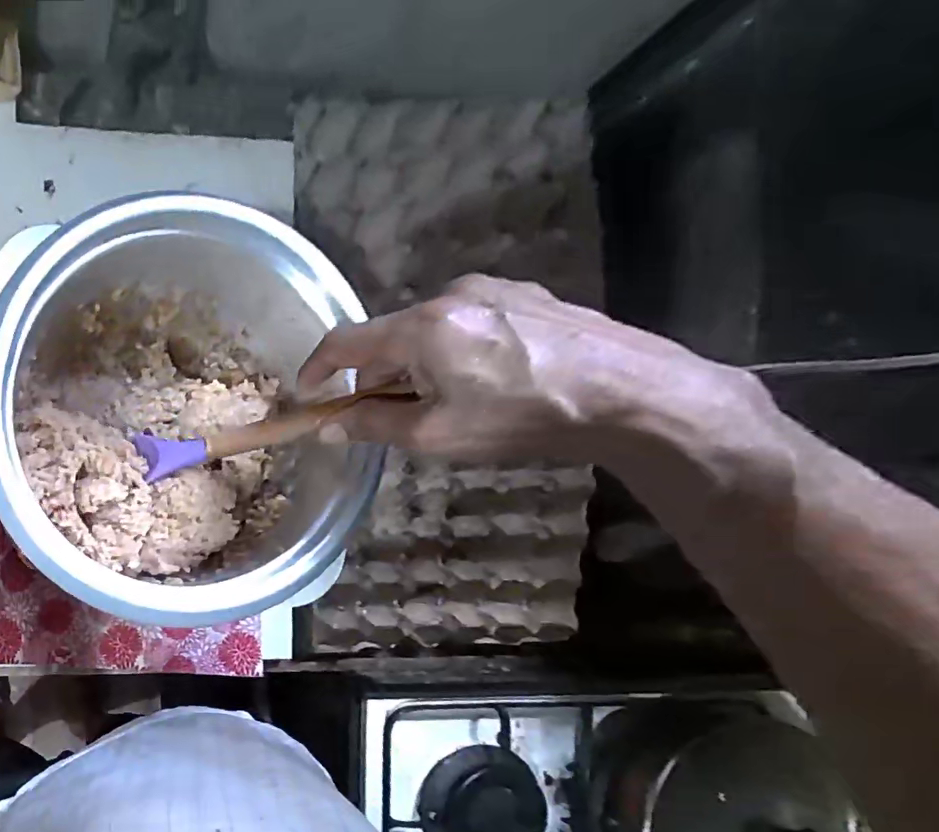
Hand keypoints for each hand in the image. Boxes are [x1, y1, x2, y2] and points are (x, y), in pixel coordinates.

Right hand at [300, 274, 763, 462]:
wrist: (633, 395)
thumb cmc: (521, 417)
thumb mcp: (434, 434)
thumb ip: (372, 425)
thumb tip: (326, 429)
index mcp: (421, 326)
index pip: (345, 341)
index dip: (316, 368)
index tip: (305, 394)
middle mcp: (451, 295)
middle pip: (387, 336)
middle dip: (375, 375)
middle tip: (383, 415)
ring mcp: (494, 290)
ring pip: (426, 329)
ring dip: (414, 364)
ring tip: (441, 402)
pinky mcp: (527, 295)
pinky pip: (464, 322)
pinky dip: (450, 350)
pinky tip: (481, 381)